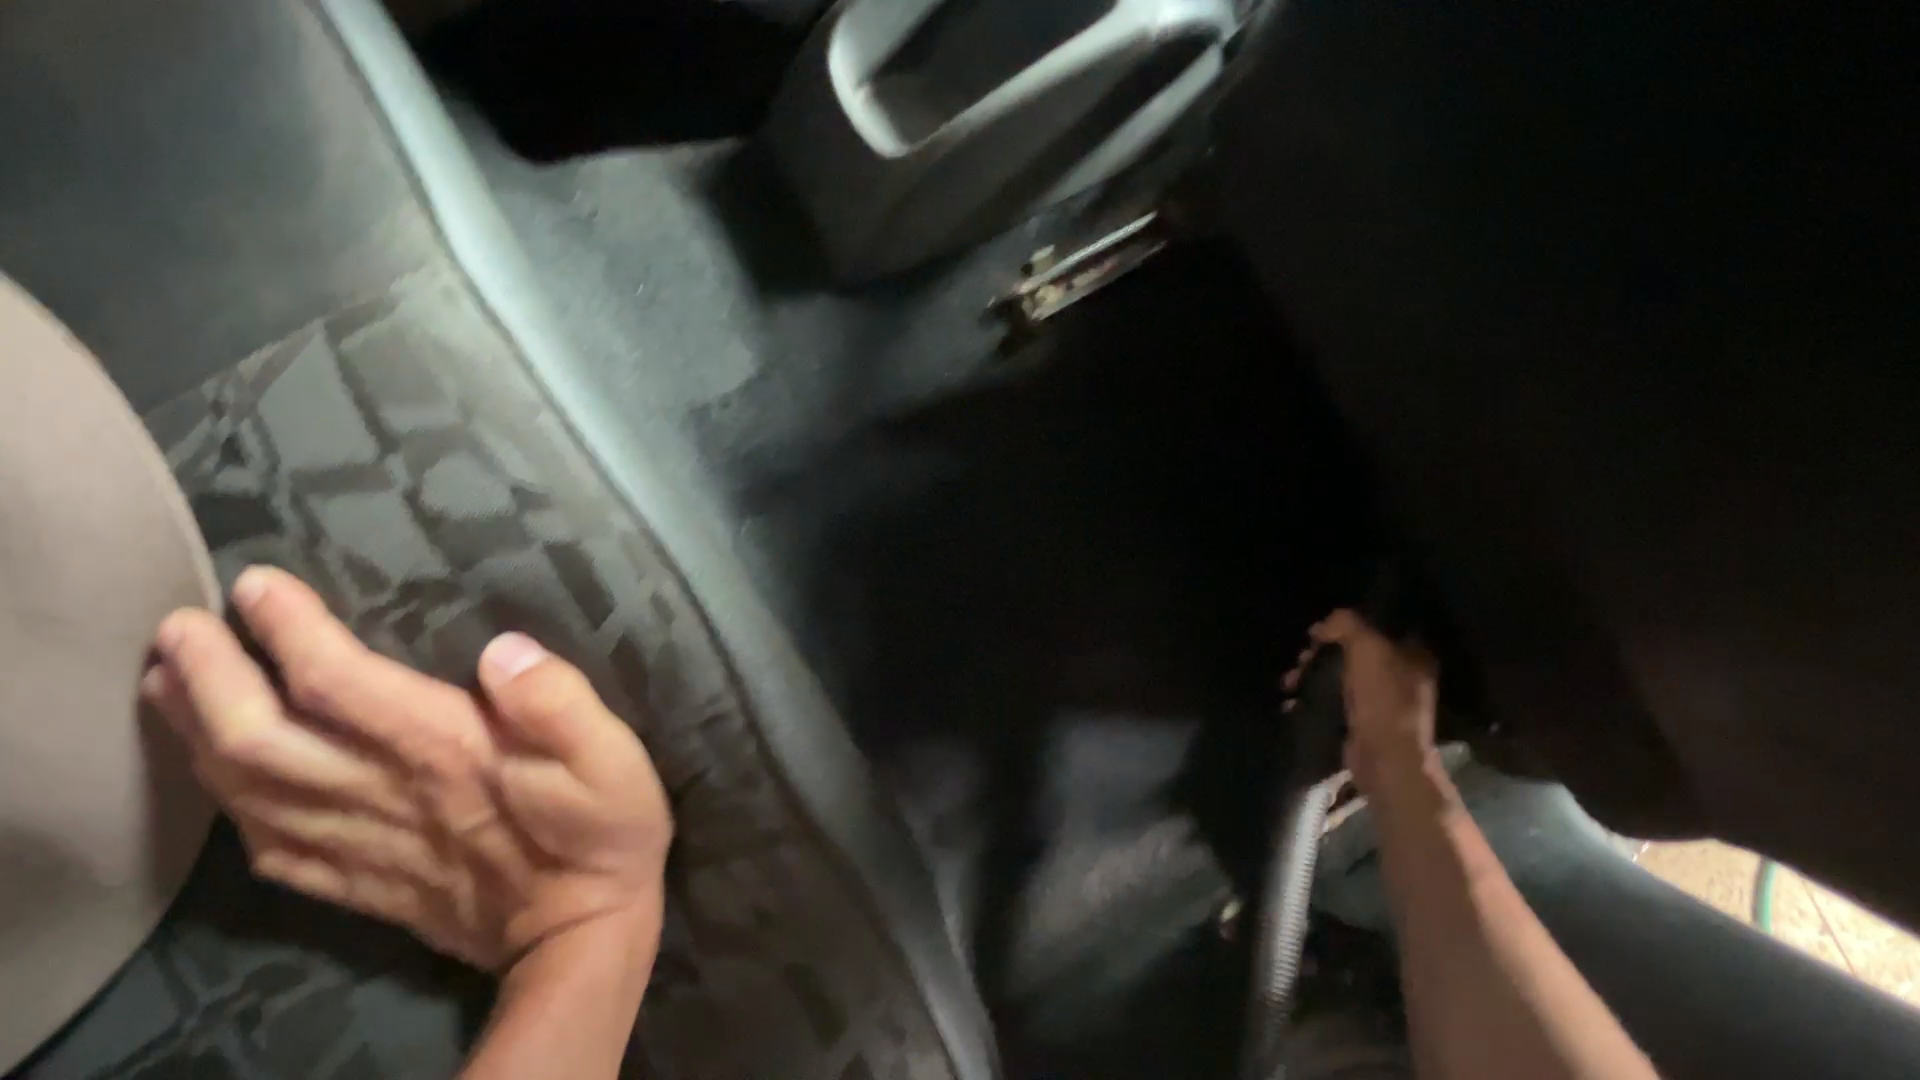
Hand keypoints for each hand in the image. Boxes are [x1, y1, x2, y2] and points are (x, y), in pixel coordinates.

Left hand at [142, 566, 672, 972]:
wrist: (579, 934)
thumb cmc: (605, 832)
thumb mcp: (613, 757)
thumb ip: (561, 701)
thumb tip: (504, 650)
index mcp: (445, 751)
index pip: (337, 682)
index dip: (288, 629)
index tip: (259, 584)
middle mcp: (382, 794)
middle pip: (258, 737)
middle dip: (207, 677)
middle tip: (178, 627)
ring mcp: (357, 845)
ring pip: (243, 788)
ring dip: (191, 733)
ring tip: (166, 684)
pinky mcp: (353, 882)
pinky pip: (263, 844)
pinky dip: (224, 804)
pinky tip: (217, 780)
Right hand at [1285, 609, 1437, 791]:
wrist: (1385, 758)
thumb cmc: (1382, 698)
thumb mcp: (1367, 647)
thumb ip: (1346, 624)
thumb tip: (1324, 626)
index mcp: (1412, 653)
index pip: (1377, 625)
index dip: (1347, 624)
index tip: (1321, 631)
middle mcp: (1401, 674)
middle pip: (1352, 650)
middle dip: (1321, 652)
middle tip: (1303, 658)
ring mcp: (1381, 700)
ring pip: (1339, 675)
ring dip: (1311, 675)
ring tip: (1290, 682)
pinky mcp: (1362, 721)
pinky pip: (1332, 700)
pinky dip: (1312, 698)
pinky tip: (1293, 700)